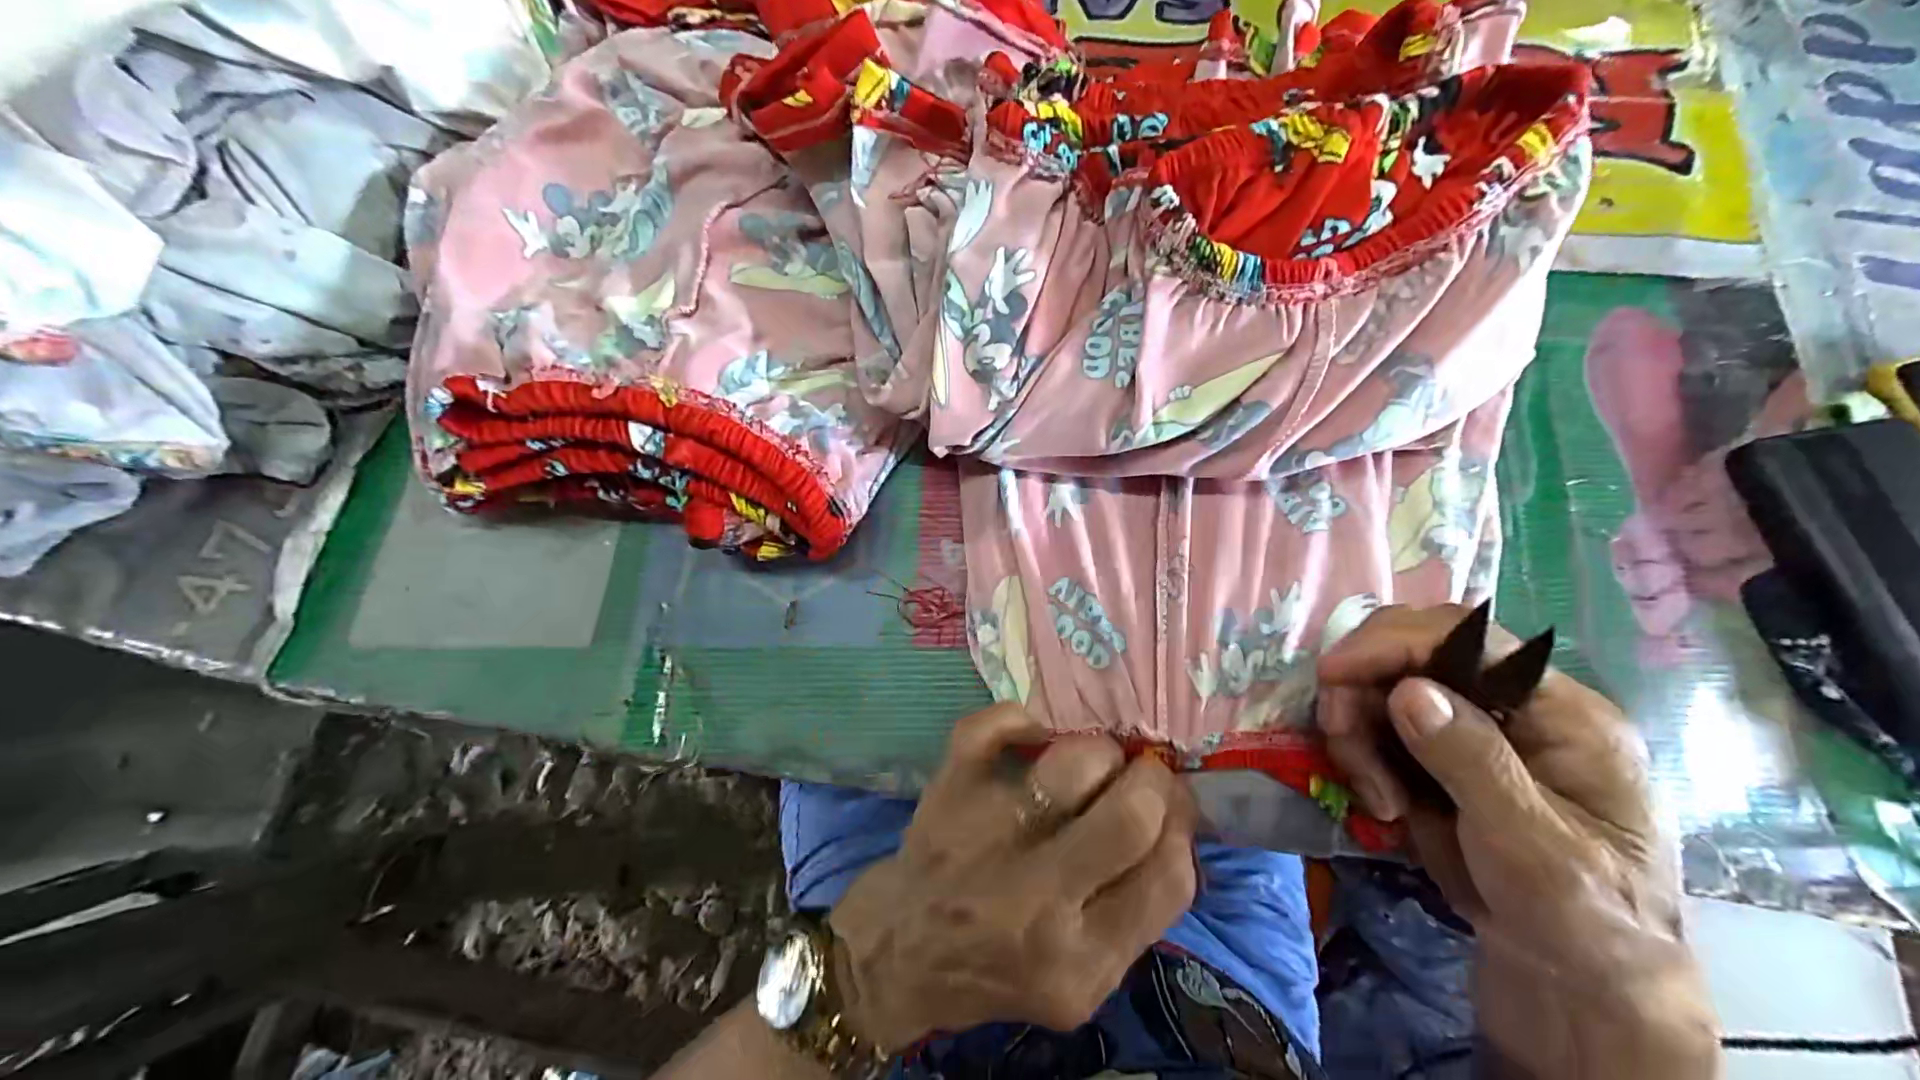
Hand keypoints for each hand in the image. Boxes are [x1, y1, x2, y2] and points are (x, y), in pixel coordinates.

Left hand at [827, 704, 1197, 1049]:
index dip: (1182, 827)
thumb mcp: (1082, 981)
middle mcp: (1035, 899)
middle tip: (1143, 775)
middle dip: (1152, 782)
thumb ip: (1135, 913)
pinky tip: (1034, 735)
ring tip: (1094, 761)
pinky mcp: (947, 794)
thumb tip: (1175, 821)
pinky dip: (1019, 717)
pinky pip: (988, 728)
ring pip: (1069, 764)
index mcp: (1080, 960)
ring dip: (1098, 751)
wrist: (900, 953)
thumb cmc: (997, 968)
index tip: (1173, 807)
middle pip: (1129, 816)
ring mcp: (985, 838)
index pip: (1168, 876)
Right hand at [1317, 605, 1720, 1078]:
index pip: (1467, 639)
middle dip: (1362, 689)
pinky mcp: (1436, 754)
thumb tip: (1409, 691)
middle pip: (1412, 654)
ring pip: (1382, 690)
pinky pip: (1375, 727)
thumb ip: (1474, 764)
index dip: (1393, 643)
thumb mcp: (1533, 847)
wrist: (1572, 976)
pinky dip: (1360, 756)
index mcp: (1561, 712)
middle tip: (1339, 736)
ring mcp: (1471, 728)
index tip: (1333, 673)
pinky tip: (1381, 802)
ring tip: (1376, 797)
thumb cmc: (1579, 916)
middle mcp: (1512, 704)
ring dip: (1357, 733)